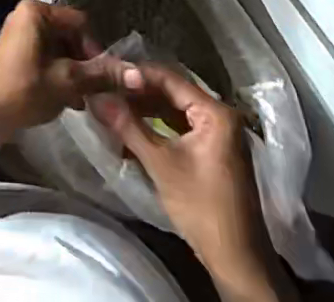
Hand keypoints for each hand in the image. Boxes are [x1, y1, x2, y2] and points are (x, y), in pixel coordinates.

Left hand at [0, 1, 119, 131]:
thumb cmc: (25, 89)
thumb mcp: (68, 81)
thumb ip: (102, 74)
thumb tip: (139, 75)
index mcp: (36, 11)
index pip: (80, 23)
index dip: (95, 50)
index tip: (102, 76)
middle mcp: (26, 15)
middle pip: (69, 35)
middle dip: (84, 63)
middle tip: (93, 90)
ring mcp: (18, 33)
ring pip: (58, 49)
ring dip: (73, 72)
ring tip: (82, 98)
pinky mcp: (14, 53)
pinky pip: (45, 57)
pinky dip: (58, 74)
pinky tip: (67, 100)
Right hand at [94, 63, 280, 299]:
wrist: (237, 260)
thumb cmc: (201, 207)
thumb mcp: (161, 164)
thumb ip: (128, 127)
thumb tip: (97, 98)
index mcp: (215, 112)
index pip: (170, 79)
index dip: (137, 75)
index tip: (107, 73)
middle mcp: (220, 115)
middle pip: (173, 93)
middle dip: (139, 93)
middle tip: (106, 90)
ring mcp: (218, 134)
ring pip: (175, 110)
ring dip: (146, 110)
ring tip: (113, 107)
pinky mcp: (213, 150)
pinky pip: (181, 127)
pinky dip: (158, 127)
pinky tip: (133, 129)